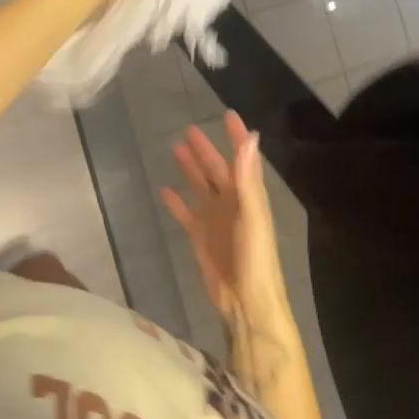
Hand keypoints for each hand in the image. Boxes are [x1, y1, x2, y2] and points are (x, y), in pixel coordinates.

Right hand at [160, 112, 289, 320]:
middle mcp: (233, 205)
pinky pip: (187, 215)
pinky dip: (177, 203)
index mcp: (249, 197)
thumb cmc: (254, 259)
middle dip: (205, 151)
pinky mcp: (201, 239)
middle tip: (188, 129)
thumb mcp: (252, 216)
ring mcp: (216, 222)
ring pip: (200, 188)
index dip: (236, 138)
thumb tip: (250, 136)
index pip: (242, 159)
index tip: (228, 115)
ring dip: (190, 170)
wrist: (246, 304)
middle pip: (217, 171)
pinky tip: (164, 190)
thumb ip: (248, 178)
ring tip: (175, 149)